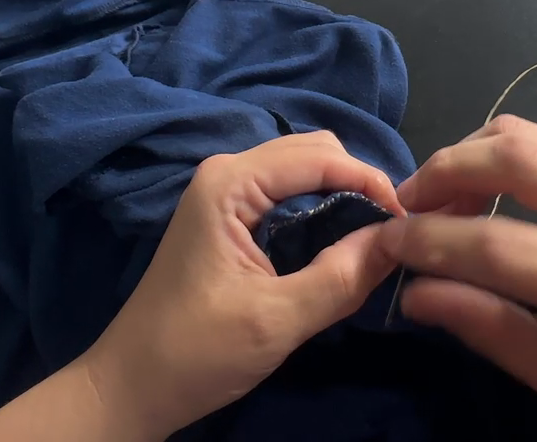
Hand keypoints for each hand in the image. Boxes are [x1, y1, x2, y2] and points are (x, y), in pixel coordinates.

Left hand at [79, 131, 402, 438]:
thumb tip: (396, 240)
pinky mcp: (230, 209)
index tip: (405, 220)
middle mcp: (228, 170)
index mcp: (230, 182)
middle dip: (357, 179)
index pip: (317, 157)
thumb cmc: (195, 353)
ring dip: (342, 188)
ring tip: (374, 231)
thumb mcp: (275, 322)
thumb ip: (339, 277)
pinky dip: (321, 200)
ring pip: (302, 165)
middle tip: (393, 228)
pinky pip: (288, 187)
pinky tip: (339, 233)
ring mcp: (226, 188)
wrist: (131, 385)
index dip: (367, 180)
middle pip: (311, 150)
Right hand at [375, 115, 536, 433]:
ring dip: (464, 155)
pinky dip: (492, 150)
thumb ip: (484, 325)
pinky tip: (479, 185)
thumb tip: (414, 291)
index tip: (386, 243)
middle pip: (508, 158)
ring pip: (519, 134)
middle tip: (407, 205)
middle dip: (442, 173)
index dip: (430, 242)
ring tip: (439, 197)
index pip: (496, 245)